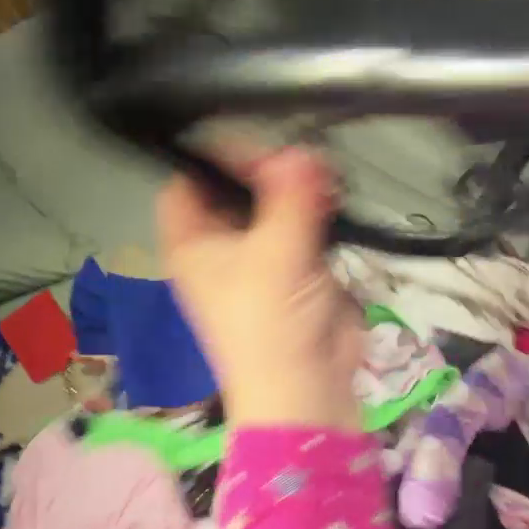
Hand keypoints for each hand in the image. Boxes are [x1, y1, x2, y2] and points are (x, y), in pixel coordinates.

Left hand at [156, 144, 362, 431]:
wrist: (308, 386)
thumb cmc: (270, 324)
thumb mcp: (274, 255)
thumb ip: (290, 199)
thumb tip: (302, 151)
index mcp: (193, 242)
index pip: (189, 179)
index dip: (215, 157)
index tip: (258, 142)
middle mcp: (223, 244)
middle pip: (237, 188)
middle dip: (268, 170)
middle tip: (303, 156)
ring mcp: (264, 256)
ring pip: (277, 205)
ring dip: (301, 189)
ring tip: (326, 175)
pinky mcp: (301, 267)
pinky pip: (307, 226)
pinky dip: (322, 211)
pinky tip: (339, 197)